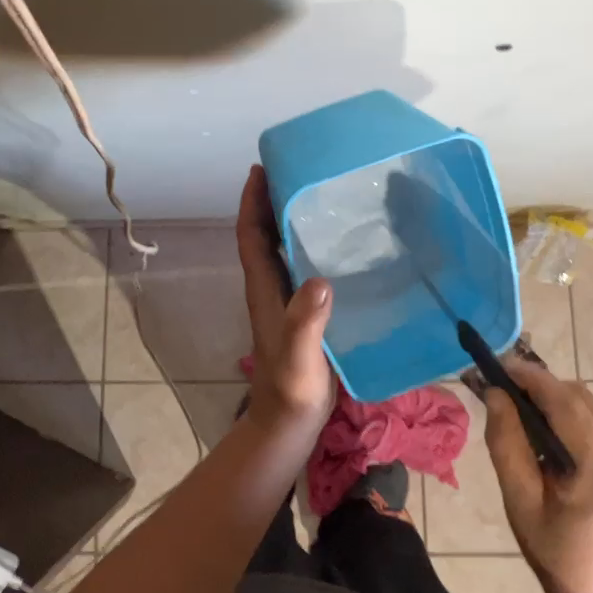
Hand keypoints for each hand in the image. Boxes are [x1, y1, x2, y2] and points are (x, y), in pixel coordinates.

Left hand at [236, 166, 335, 432]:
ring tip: (322, 192)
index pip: (250, 236)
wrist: (288, 424)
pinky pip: (304, 266)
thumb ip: (305, 324)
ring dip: (292, 219)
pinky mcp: (305, 312)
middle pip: (264, 234)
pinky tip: (341, 242)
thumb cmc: (291, 391)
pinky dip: (314, 246)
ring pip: (283, 248)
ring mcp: (286, 300)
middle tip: (299, 168)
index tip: (261, 168)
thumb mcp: (299, 359)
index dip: (252, 202)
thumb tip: (319, 281)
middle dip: (273, 200)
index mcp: (263, 290)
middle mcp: (270, 288)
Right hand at [484, 360, 592, 592]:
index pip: (568, 407)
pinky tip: (550, 435)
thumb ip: (507, 444)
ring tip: (523, 413)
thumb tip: (495, 393)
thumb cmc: (551, 548)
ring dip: (555, 400)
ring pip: (590, 405)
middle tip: (504, 390)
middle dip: (541, 387)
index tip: (501, 367)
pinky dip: (570, 415)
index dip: (534, 379)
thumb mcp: (518, 501)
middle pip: (581, 399)